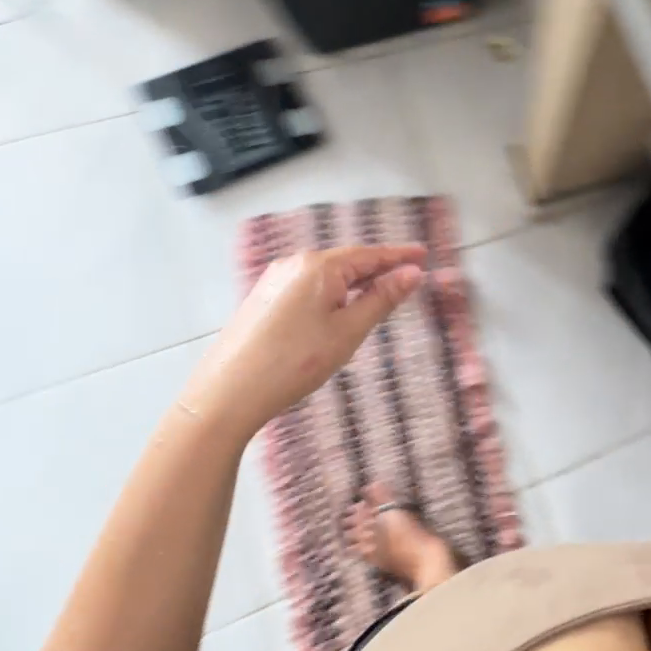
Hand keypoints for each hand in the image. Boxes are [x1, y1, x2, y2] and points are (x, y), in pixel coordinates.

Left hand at [180, 245, 426, 437]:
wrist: (226, 395)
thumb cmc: (294, 362)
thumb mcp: (348, 331)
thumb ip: (382, 298)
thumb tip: (412, 273)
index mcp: (319, 266)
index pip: (370, 255)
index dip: (399, 256)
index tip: (424, 255)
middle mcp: (294, 264)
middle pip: (348, 261)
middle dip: (379, 267)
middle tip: (408, 274)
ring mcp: (275, 281)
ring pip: (327, 274)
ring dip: (355, 281)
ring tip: (381, 290)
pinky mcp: (263, 299)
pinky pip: (309, 285)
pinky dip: (333, 291)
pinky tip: (340, 306)